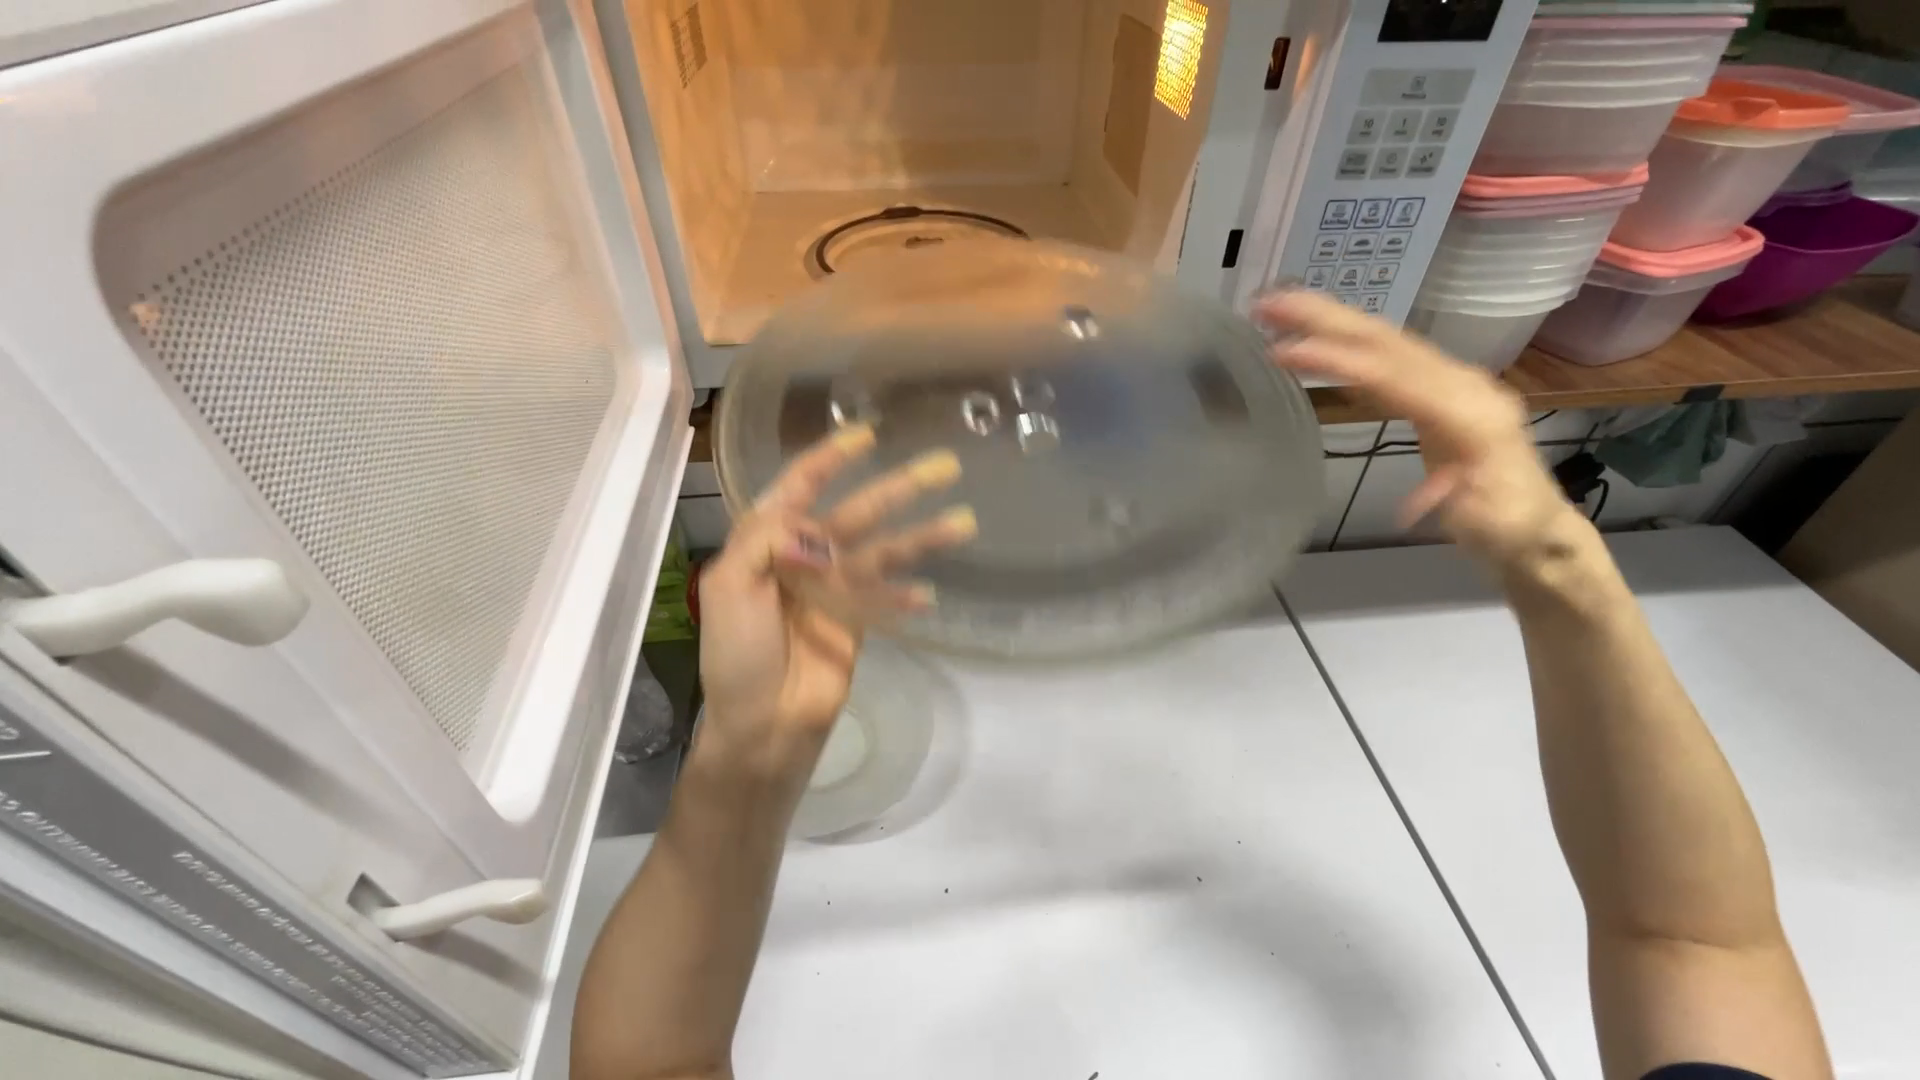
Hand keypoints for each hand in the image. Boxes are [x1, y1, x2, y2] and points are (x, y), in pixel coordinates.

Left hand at [696, 424, 975, 775]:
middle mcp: (803, 556)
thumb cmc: (737, 655)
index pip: (800, 487)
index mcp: (766, 542)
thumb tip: (819, 525)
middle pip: (858, 511)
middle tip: (946, 465)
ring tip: (965, 521)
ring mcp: (834, 588)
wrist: (763, 724)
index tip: (866, 435)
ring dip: (923, 537)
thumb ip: (766, 540)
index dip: (829, 459)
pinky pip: (887, 598)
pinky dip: (905, 596)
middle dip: (900, 488)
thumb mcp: (730, 588)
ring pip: (885, 551)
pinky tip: (928, 595)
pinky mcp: (857, 620)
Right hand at [1259, 289, 1592, 574]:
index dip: (1340, 361)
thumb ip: (1458, 502)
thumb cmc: (1507, 526)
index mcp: (1471, 413)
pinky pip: (1384, 355)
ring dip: (1327, 319)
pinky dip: (1342, 340)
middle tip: (1269, 303)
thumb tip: (1418, 501)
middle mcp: (1460, 383)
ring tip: (1275, 307)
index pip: (1396, 376)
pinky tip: (1310, 334)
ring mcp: (1448, 381)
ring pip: (1382, 339)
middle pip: (1386, 340)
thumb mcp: (1491, 523)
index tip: (1285, 352)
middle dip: (1325, 318)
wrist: (1534, 521)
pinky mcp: (1433, 388)